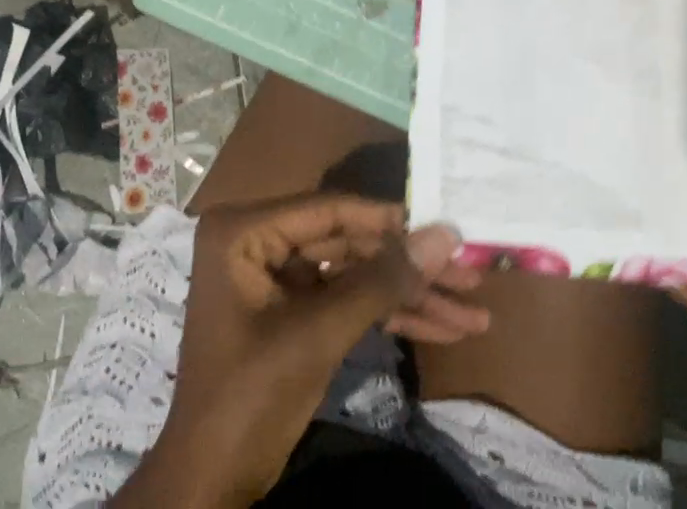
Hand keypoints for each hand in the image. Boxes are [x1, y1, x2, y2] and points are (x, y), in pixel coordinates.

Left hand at [111, 194, 486, 508]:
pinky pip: (344, 301)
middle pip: (347, 243)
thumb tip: (446, 234)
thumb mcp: (319, 332)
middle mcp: (255, 242)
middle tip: (474, 278)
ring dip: (410, 297)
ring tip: (475, 314)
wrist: (212, 474)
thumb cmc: (251, 393)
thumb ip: (382, 280)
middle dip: (409, 269)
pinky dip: (388, 316)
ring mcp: (273, 278)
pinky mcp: (290, 312)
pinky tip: (442, 329)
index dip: (392, 222)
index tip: (451, 231)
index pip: (330, 212)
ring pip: (353, 275)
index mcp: (243, 231)